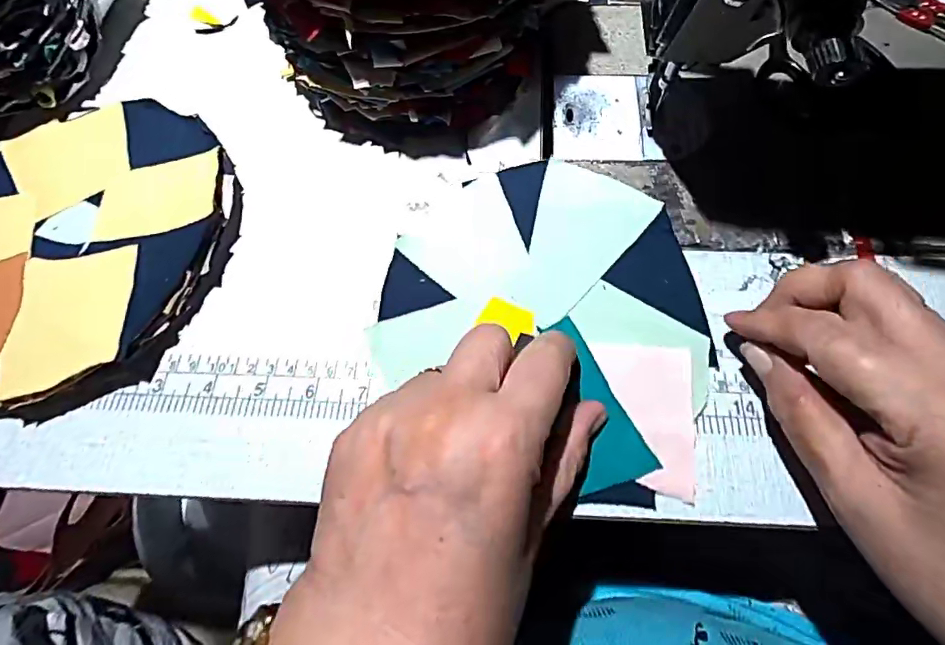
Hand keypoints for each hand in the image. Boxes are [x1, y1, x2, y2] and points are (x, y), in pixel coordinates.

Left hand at [275, 325, 605, 644]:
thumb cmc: (466, 608)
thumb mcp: (532, 537)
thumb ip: (565, 460)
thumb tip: (589, 411)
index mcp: (502, 436)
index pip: (547, 352)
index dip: (558, 363)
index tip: (555, 380)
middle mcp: (448, 411)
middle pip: (491, 336)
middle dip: (507, 364)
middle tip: (504, 409)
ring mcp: (394, 416)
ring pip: (443, 369)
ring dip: (457, 393)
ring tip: (450, 448)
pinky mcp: (355, 430)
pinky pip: (403, 398)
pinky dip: (418, 418)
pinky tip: (412, 468)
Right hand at [726, 261, 944, 644]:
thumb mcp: (859, 508)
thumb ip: (804, 421)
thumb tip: (763, 358)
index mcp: (935, 409)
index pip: (835, 335)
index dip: (775, 322)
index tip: (737, 324)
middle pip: (868, 282)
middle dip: (805, 289)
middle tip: (766, 323)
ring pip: (886, 290)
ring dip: (830, 299)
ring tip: (790, 335)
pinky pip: (903, 317)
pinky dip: (856, 318)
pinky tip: (831, 352)